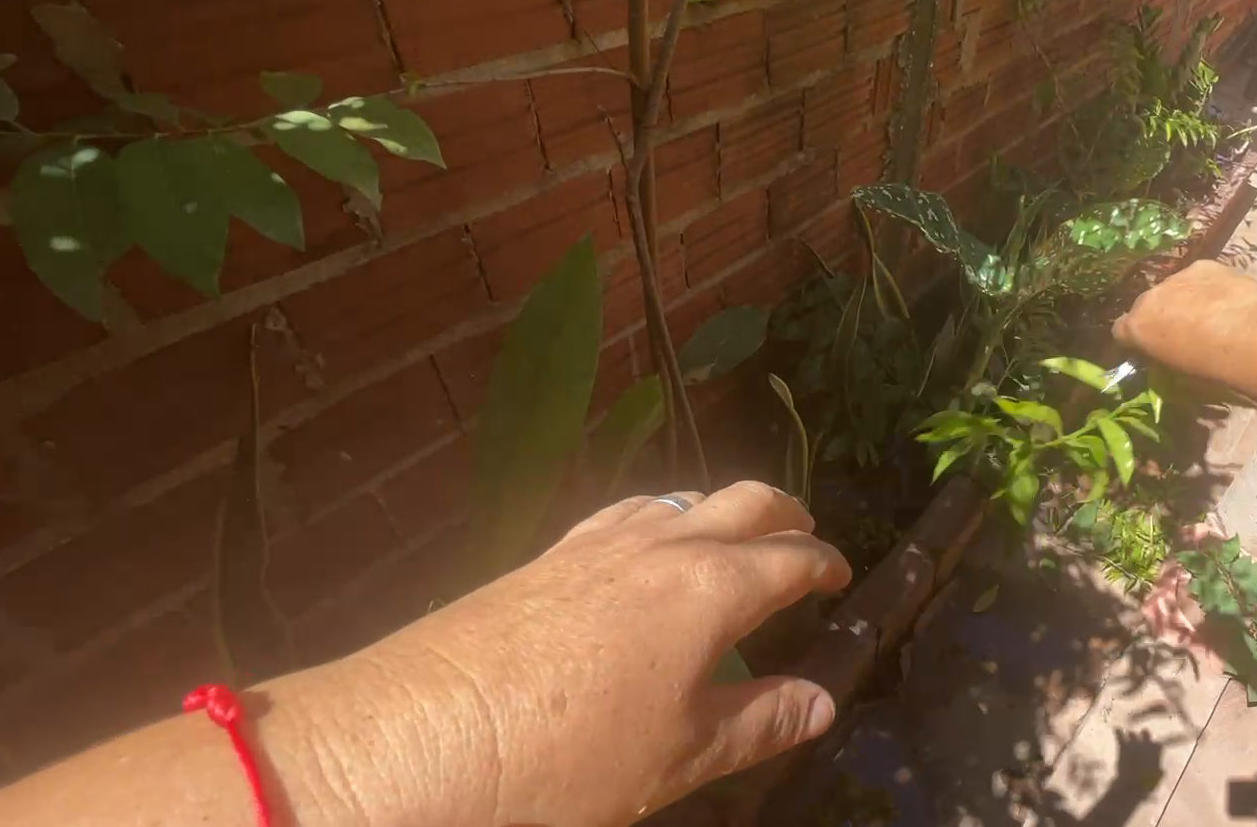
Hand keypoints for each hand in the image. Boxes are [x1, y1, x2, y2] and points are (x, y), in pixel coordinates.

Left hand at [305, 481, 851, 826]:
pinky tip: (653, 545)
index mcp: (713, 587)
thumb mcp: (678, 756)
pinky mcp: (560, 548)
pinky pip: (636, 510)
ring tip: (736, 541)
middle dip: (788, 514)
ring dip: (729, 510)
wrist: (416, 741)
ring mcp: (611, 538)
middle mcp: (671, 542)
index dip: (825, 564)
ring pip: (691, 496)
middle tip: (805, 538)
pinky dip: (670, 516)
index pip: (792, 558)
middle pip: (750, 500)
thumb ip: (760, 721)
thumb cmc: (569, 759)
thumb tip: (825, 702)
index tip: (840, 576)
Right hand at [1110, 259, 1256, 392]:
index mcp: (1136, 327)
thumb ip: (1163, 354)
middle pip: (1146, 305)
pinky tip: (1228, 301)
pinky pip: (1198, 277)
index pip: (1120, 330)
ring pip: (1173, 289)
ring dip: (1184, 300)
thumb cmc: (1213, 368)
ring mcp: (1176, 278)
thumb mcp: (1177, 371)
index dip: (1135, 338)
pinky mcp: (1203, 265)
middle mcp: (1149, 298)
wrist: (1254, 337)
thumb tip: (1169, 351)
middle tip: (1185, 333)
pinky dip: (1208, 287)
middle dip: (1160, 316)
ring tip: (1213, 317)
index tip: (1150, 346)